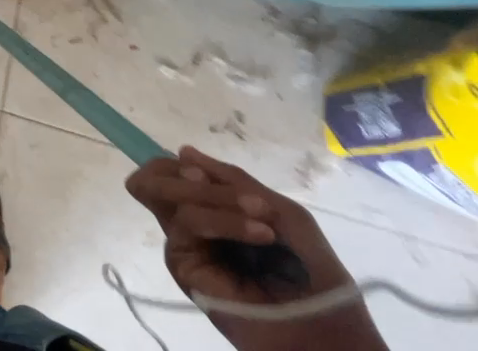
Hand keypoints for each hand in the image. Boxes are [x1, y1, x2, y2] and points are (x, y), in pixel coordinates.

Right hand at [126, 146, 386, 350]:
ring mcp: (182, 241)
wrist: (325, 326)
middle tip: (216, 184)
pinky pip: (186, 222)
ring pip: (161, 193)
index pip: (167, 171)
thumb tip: (183, 151)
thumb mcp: (281, 212)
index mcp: (207, 208)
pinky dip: (224, 221)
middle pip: (152, 177)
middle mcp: (186, 220)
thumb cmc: (311, 269)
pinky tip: (260, 234)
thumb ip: (233, 180)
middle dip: (183, 175)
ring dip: (209, 194)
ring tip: (256, 211)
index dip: (178, 164)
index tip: (204, 170)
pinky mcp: (180, 261)